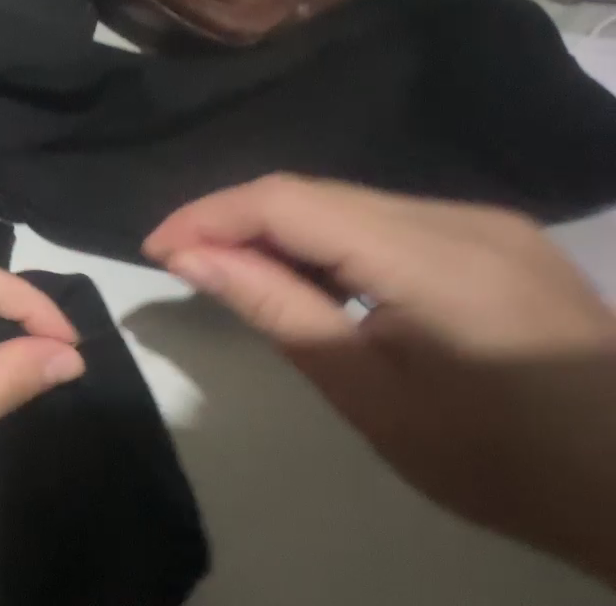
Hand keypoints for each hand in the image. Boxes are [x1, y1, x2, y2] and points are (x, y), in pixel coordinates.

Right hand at [144, 174, 615, 585]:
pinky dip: (321, 236)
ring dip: (274, 228)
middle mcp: (463, 220)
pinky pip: (378, 217)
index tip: (155, 251)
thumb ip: (274, 309)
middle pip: (312, 193)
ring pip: (341, 201)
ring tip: (231, 270)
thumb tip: (186, 255)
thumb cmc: (500, 463)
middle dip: (232, 220)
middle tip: (182, 262)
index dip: (207, 215)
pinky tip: (305, 274)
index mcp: (437, 261)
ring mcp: (486, 224)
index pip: (287, 202)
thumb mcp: (367, 394)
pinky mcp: (495, 238)